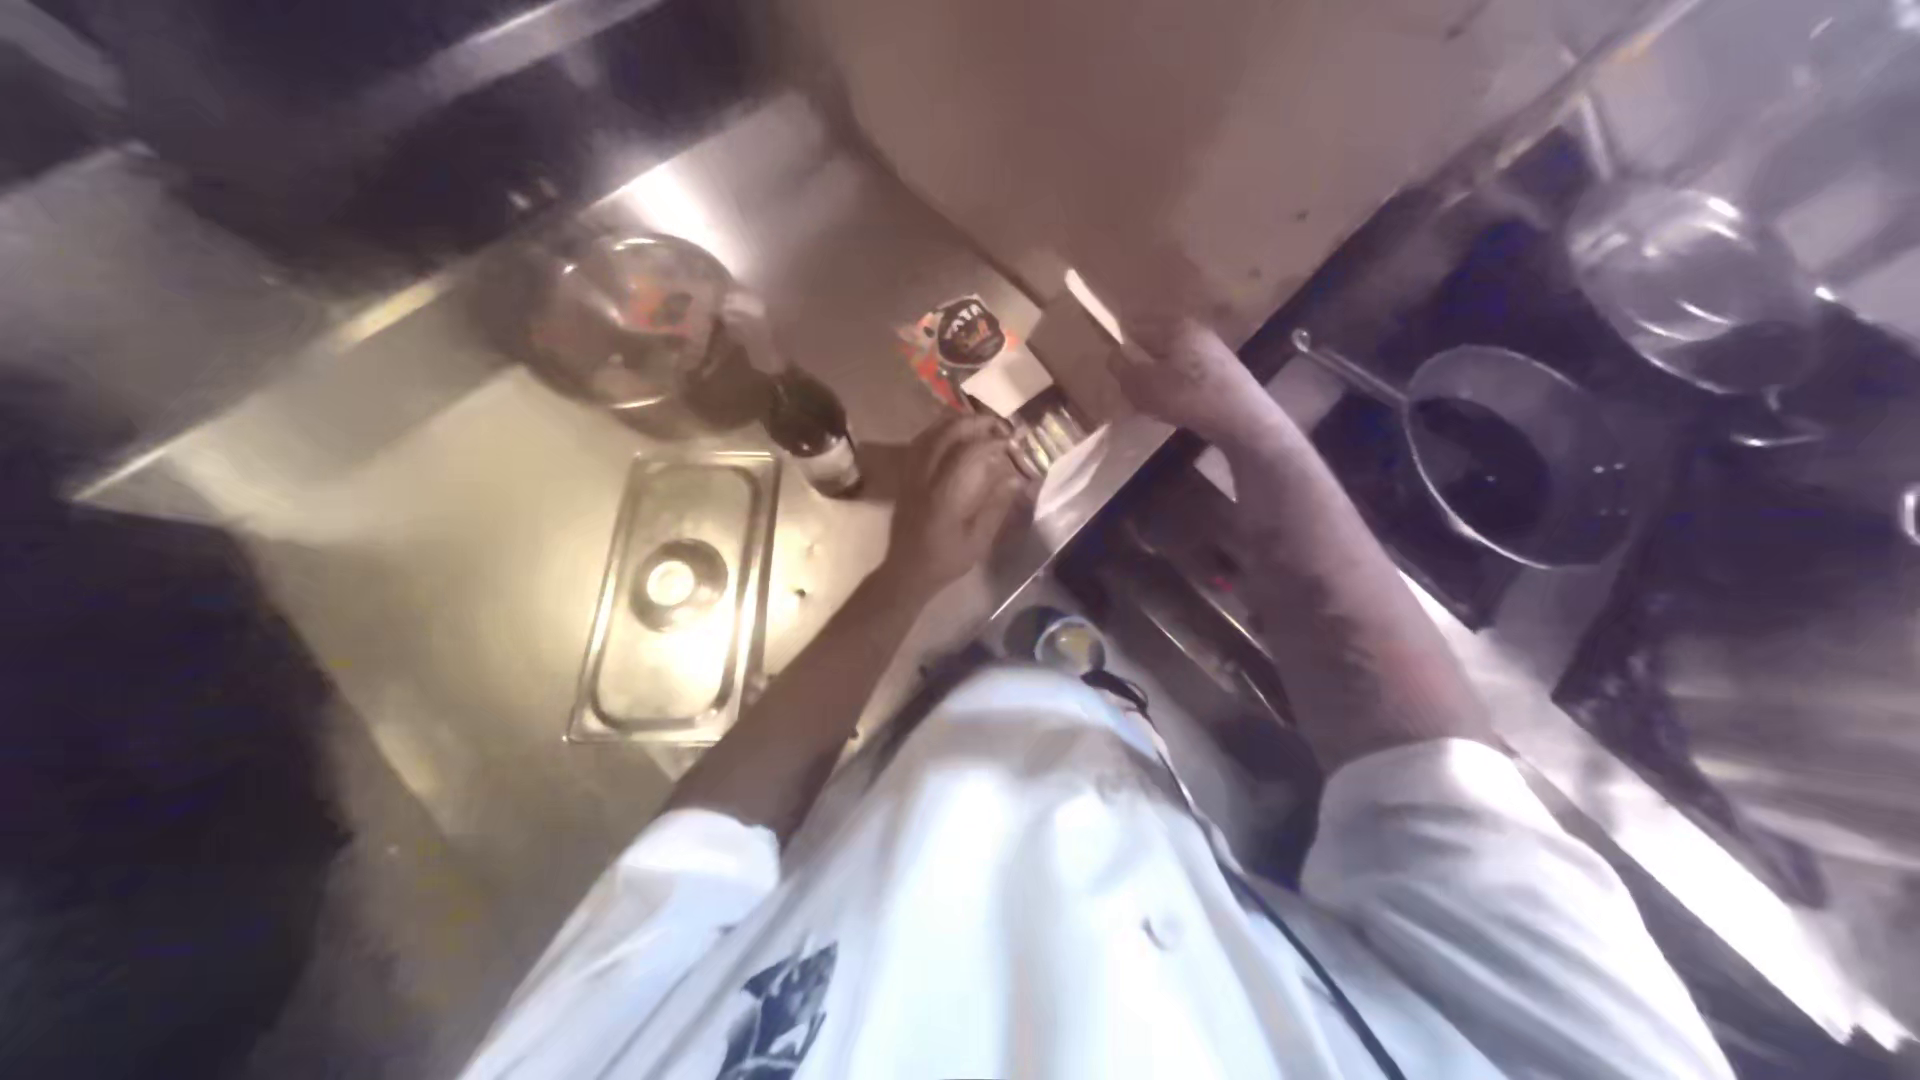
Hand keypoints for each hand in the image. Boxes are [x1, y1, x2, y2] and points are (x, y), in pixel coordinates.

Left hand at [875, 414, 1027, 596]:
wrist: (907, 570)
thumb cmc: (946, 559)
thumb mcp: (979, 540)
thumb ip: (996, 506)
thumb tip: (1015, 478)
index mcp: (946, 494)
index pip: (969, 452)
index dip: (992, 441)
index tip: (1009, 442)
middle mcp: (925, 477)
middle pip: (947, 434)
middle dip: (974, 422)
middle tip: (996, 425)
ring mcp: (911, 475)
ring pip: (930, 434)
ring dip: (954, 422)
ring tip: (976, 423)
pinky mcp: (904, 478)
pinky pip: (918, 444)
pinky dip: (936, 432)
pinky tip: (950, 434)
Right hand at [1110, 318, 1292, 448]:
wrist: (1240, 418)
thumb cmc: (1186, 396)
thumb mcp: (1143, 385)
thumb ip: (1122, 368)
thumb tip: (1112, 354)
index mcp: (1174, 327)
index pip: (1137, 326)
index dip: (1122, 343)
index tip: (1112, 361)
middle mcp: (1195, 331)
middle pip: (1157, 343)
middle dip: (1141, 361)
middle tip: (1128, 385)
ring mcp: (1212, 350)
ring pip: (1173, 359)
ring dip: (1158, 375)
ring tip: (1148, 399)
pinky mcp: (1222, 371)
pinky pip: (1188, 373)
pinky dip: (1175, 385)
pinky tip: (1172, 405)